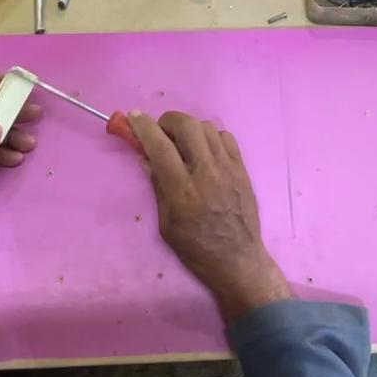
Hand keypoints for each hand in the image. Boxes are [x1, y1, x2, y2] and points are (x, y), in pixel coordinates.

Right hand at [128, 110, 292, 321]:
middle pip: (187, 126)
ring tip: (182, 144)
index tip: (135, 116)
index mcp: (183, 191)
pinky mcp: (242, 169)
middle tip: (161, 133)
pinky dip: (210, 137)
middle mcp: (207, 173)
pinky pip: (225, 137)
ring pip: (206, 127)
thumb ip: (158, 186)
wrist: (237, 260)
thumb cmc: (196, 248)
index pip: (161, 147)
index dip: (145, 127)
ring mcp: (228, 168)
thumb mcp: (166, 223)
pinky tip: (204, 150)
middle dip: (168, 121)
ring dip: (189, 128)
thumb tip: (146, 157)